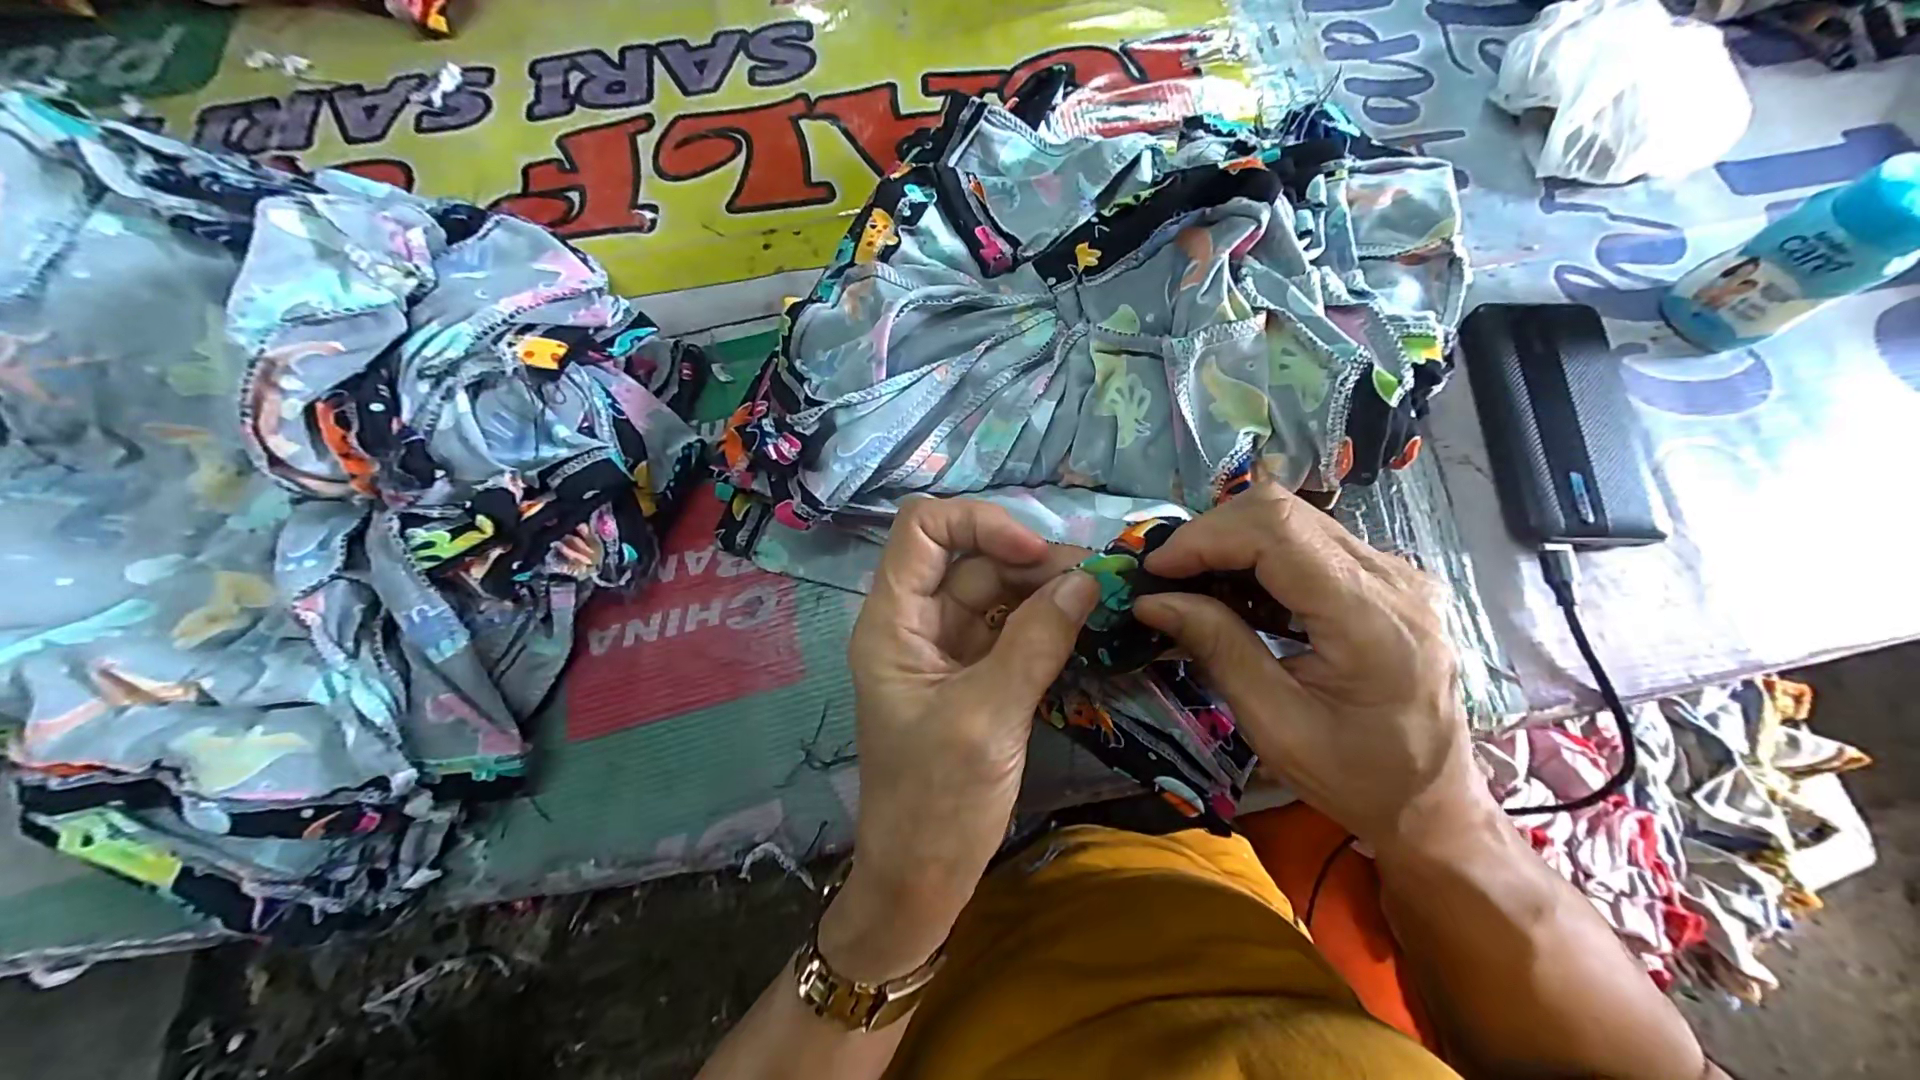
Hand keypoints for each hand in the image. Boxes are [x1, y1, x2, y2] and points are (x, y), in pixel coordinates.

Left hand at [821, 497, 1095, 981]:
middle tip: (1096, 581)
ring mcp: (947, 649)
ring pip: (995, 592)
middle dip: (1029, 562)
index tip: (1035, 557)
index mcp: (893, 622)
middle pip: (970, 559)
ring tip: (1100, 599)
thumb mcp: (988, 718)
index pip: (923, 530)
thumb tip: (1085, 580)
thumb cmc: (937, 803)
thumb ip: (1035, 643)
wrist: (922, 879)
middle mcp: (916, 624)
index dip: (979, 524)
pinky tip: (1082, 623)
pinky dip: (1044, 621)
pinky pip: (1010, 628)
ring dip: (1044, 589)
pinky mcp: (974, 675)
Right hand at [1131, 482, 1491, 854]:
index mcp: (1370, 619)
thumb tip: (1152, 601)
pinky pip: (1307, 539)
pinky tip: (1234, 588)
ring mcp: (1393, 573)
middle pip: (1282, 511)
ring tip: (1192, 581)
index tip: (1155, 570)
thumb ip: (1219, 649)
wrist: (1433, 802)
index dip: (1205, 538)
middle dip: (1210, 533)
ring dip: (1230, 539)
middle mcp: (1391, 578)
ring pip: (1292, 516)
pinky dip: (1256, 552)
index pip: (1277, 532)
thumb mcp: (1274, 725)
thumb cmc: (1355, 777)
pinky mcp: (1384, 578)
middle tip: (1168, 576)